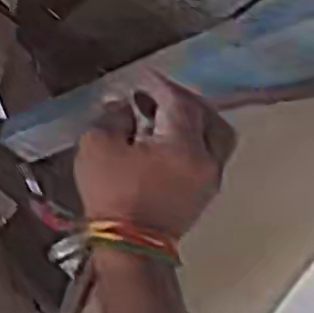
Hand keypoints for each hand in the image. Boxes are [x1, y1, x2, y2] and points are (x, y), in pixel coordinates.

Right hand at [74, 71, 235, 238]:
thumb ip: (112, 118)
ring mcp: (210, 178)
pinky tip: (160, 133)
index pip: (181, 105)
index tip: (143, 74)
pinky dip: (190, 135)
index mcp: (184, 146)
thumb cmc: (111, 188)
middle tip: (158, 89)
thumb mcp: (98, 145)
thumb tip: (121, 103)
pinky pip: (207, 152)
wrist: (129, 238)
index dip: (161, 85)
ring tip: (157, 109)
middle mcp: (208, 160)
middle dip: (187, 100)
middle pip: (213, 120)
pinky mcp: (203, 190)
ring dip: (191, 118)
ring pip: (215, 137)